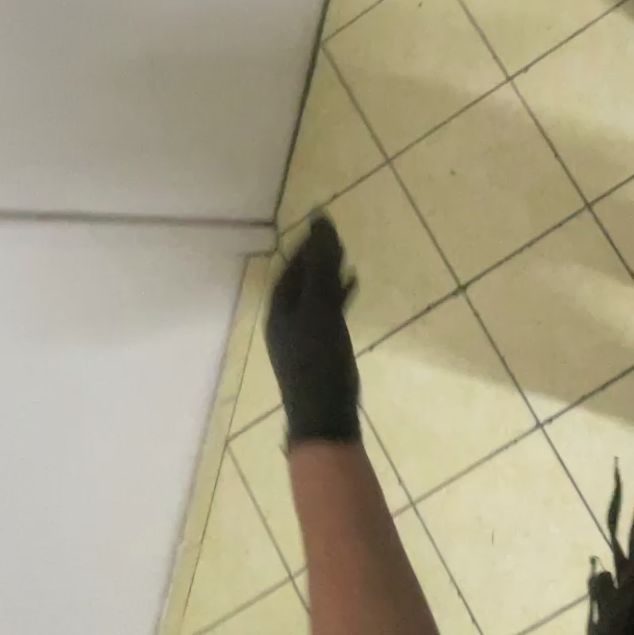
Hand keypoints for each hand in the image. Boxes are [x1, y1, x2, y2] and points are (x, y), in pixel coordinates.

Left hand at [266, 216, 360, 444]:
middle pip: (301, 277)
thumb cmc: (321, 360)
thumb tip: (320, 225)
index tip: (325, 219)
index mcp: (280, 307)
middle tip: (337, 235)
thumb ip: (322, 268)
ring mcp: (300, 334)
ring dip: (328, 273)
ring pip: (314, 293)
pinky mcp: (318, 347)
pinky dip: (337, 295)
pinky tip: (353, 287)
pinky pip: (326, 311)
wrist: (324, 415)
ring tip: (347, 256)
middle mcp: (285, 318)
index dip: (308, 241)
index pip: (292, 263)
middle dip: (317, 255)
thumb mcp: (321, 309)